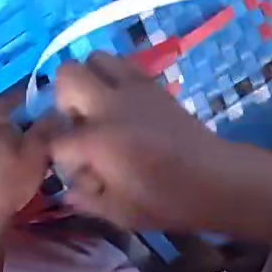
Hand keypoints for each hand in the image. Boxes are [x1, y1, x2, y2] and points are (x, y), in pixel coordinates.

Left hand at [0, 94, 51, 240]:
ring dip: (14, 134)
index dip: (41, 101)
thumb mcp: (37, 152)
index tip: (57, 113)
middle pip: (6, 112)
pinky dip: (0, 146)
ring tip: (32, 150)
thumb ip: (48, 124)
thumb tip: (57, 108)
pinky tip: (12, 161)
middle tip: (48, 134)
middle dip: (27, 120)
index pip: (19, 94)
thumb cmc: (8, 182)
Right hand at [47, 52, 248, 230]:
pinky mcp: (152, 84)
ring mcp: (132, 88)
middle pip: (67, 74)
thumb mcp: (119, 212)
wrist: (215, 179)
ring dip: (89, 79)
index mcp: (96, 140)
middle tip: (79, 122)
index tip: (70, 166)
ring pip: (95, 58)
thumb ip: (86, 199)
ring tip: (100, 108)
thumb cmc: (166, 201)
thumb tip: (68, 190)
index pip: (55, 138)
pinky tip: (123, 105)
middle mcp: (109, 105)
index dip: (56, 154)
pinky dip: (113, 78)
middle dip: (64, 97)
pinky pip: (122, 64)